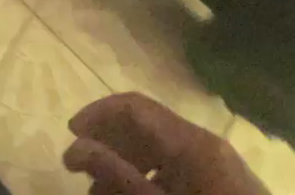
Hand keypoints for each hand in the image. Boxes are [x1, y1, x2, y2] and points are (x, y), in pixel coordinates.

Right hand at [63, 93, 270, 194]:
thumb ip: (117, 175)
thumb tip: (75, 146)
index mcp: (193, 143)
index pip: (134, 107)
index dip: (97, 114)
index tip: (70, 137)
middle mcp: (206, 145)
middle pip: (145, 128)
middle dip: (109, 146)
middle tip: (82, 173)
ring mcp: (219, 168)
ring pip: (160, 154)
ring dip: (126, 168)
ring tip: (101, 194)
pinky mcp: (224, 189)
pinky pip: (178, 174)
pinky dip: (150, 183)